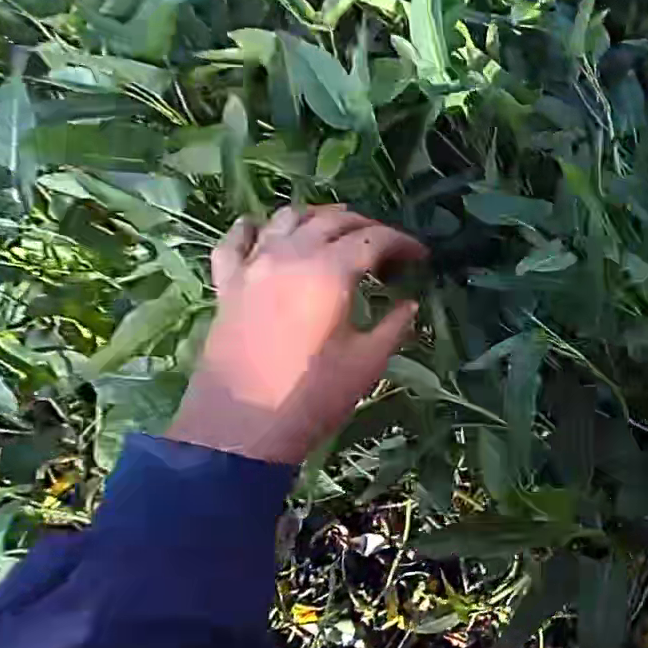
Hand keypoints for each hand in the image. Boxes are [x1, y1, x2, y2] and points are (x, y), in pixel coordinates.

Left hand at [165, 205, 427, 463]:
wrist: (241, 429)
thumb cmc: (312, 397)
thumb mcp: (367, 362)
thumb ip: (394, 325)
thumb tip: (409, 304)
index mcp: (329, 272)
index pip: (374, 239)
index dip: (403, 243)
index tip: (420, 256)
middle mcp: (289, 256)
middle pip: (333, 221)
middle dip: (367, 227)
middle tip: (387, 248)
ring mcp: (253, 266)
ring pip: (286, 218)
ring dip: (318, 218)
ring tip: (337, 232)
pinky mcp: (227, 284)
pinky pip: (236, 240)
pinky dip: (257, 228)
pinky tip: (268, 233)